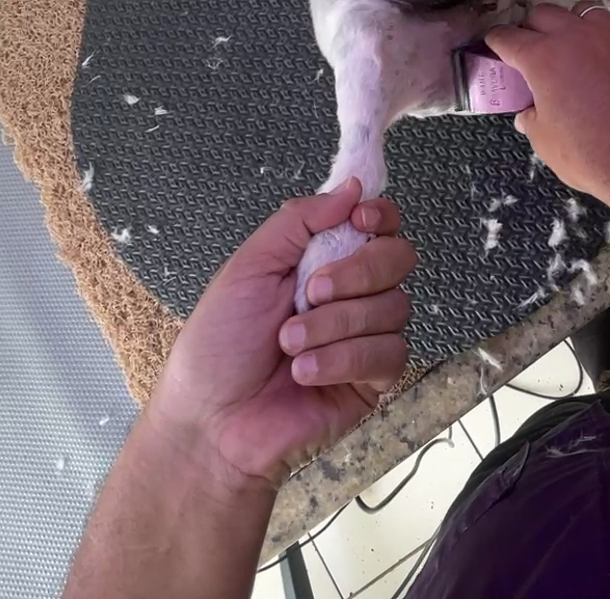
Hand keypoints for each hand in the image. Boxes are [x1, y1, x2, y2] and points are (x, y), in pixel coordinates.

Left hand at [150, 180, 416, 490]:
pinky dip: (344, 358)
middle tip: (310, 293)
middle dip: (357, 272)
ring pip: (394, 307)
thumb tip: (354, 186)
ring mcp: (367, 335)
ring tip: (290, 344)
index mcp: (328, 259)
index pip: (381, 225)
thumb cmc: (219, 343)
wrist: (210, 423)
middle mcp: (355, 292)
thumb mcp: (249, 267)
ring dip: (337, 323)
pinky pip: (389, 353)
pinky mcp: (374, 379)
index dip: (381, 216)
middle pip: (399, 257)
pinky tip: (306, 372)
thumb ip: (300, 220)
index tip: (361, 220)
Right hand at [486, 4, 609, 203]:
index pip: (508, 37)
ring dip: (573, 22)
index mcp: (542, 58)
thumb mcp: (546, 143)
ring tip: (575, 42)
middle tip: (532, 49)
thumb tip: (527, 115)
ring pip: (585, 9)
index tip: (495, 45)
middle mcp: (575, 36)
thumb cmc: (591, 155)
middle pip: (543, 13)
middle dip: (532, 28)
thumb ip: (532, 121)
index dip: (497, 41)